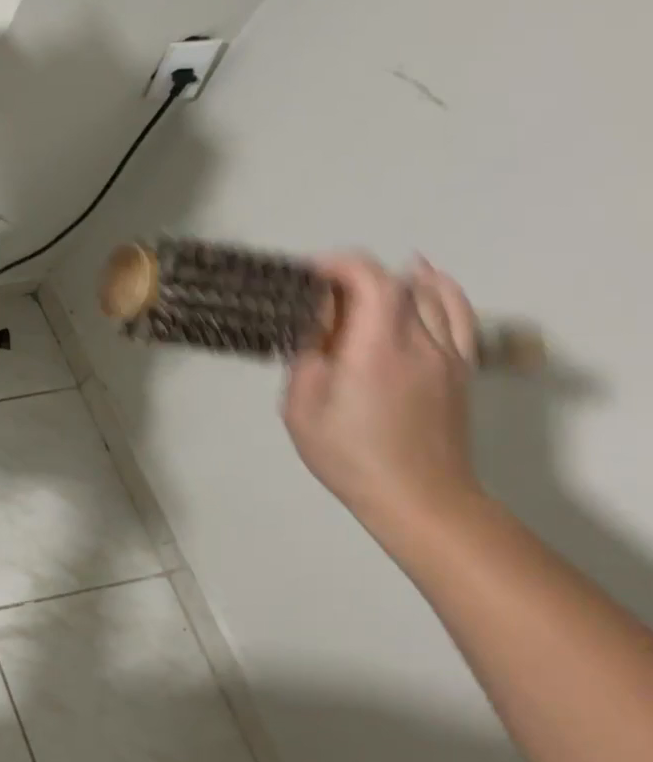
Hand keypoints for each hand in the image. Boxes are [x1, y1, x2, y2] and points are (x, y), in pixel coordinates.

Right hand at [283, 255, 482, 533]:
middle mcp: (418, 343)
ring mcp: (447, 354)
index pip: (370, 281)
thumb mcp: (302, 408)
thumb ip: (308, 360)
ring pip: (427, 295)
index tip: (308, 274)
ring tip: (359, 284)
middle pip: (394, 285)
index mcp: (375, 351)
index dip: (339, 265)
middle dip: (352, 279)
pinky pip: (458, 314)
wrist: (419, 496)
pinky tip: (426, 277)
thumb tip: (315, 333)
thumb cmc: (349, 455)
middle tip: (316, 299)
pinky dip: (442, 289)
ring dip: (392, 280)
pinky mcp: (460, 368)